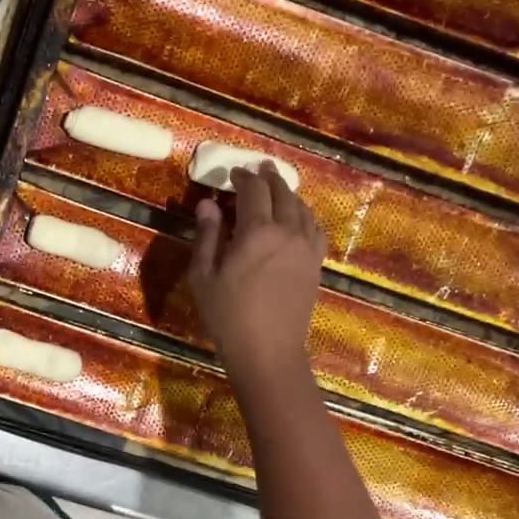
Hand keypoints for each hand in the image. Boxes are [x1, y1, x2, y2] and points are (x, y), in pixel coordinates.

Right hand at [189, 165, 326, 376]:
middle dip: (268, 177)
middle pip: (281, 192)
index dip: (242, 178)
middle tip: (258, 169)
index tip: (232, 174)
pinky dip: (304, 214)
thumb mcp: (203, 276)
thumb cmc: (227, 315)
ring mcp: (306, 246)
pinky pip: (315, 227)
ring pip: (301, 207)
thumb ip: (206, 236)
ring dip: (288, 193)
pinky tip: (298, 218)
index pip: (253, 190)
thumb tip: (207, 205)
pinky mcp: (315, 262)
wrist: (267, 349)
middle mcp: (287, 230)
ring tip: (277, 189)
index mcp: (256, 231)